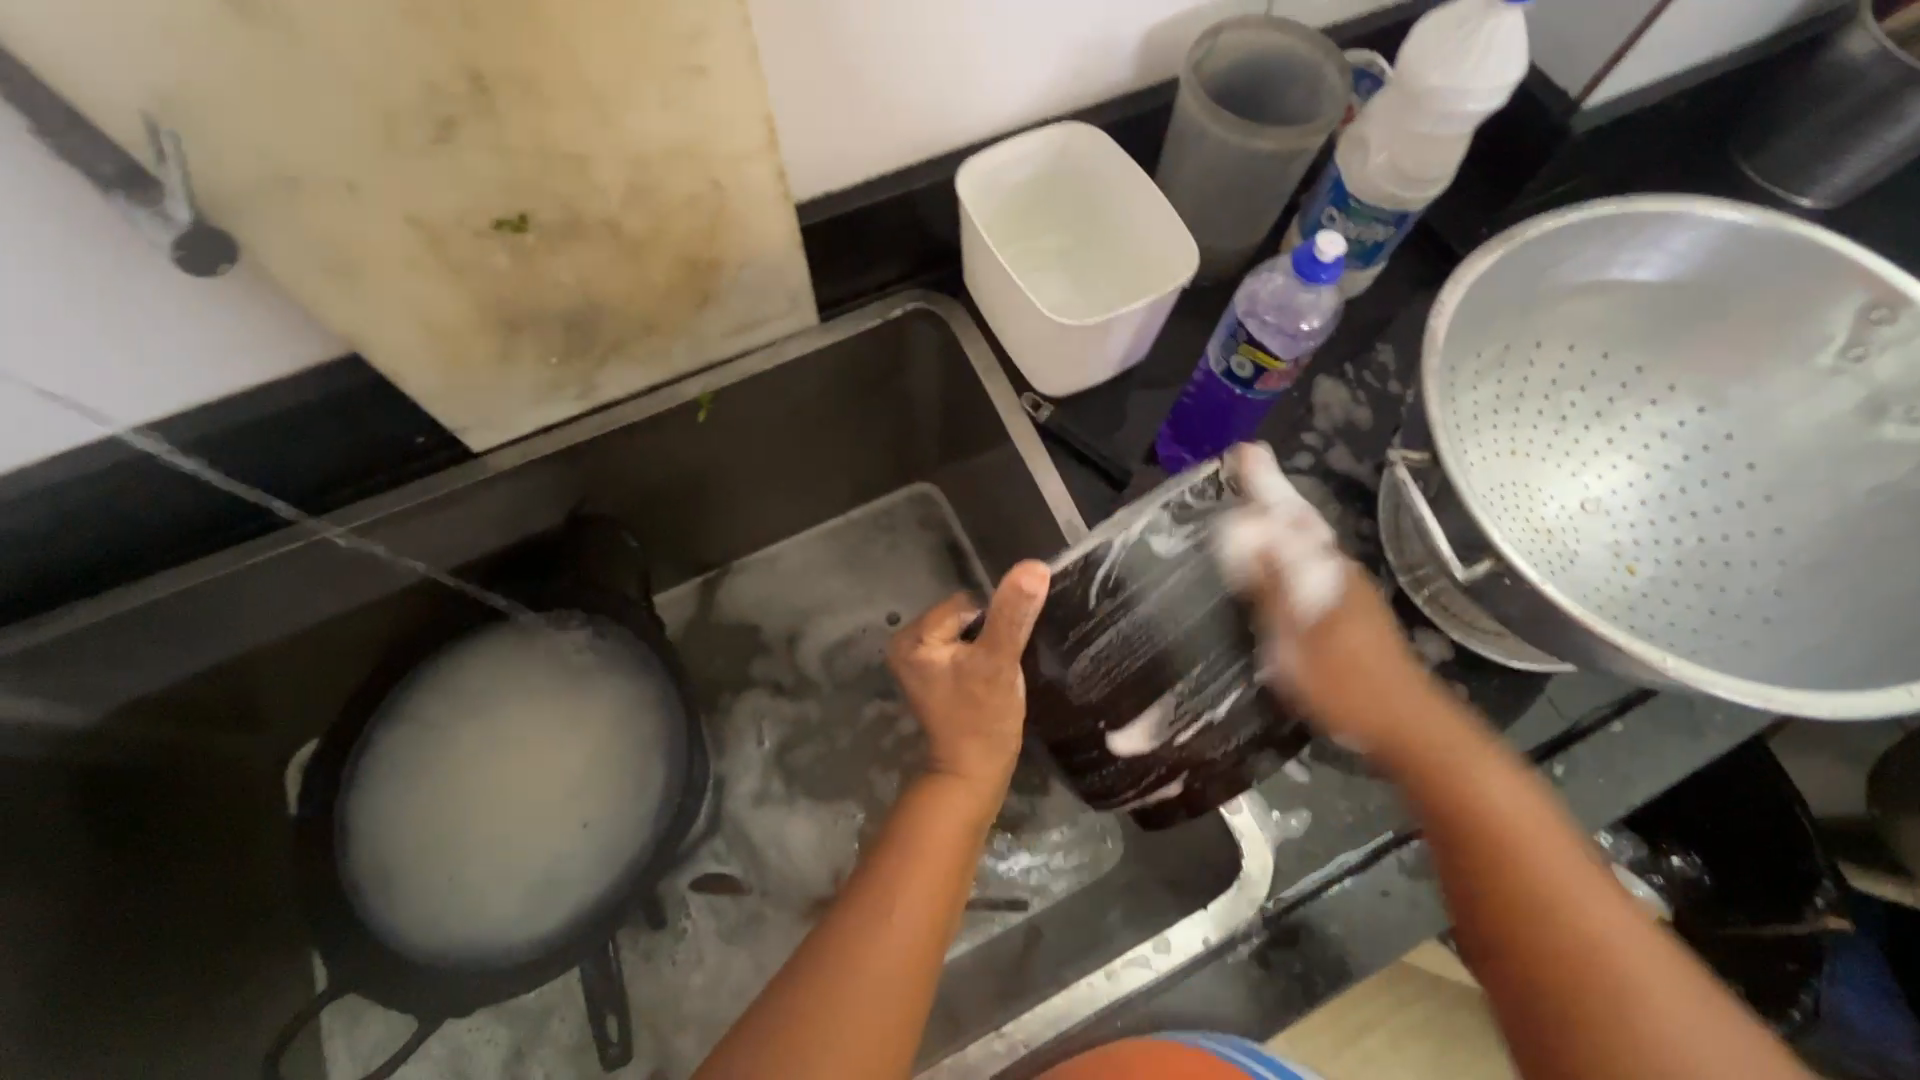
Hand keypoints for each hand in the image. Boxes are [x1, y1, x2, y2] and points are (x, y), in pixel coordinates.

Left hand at [887, 561, 1050, 799]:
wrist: (974, 775)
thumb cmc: (982, 719)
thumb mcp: (998, 662)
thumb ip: (1012, 614)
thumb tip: (1033, 567)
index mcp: (912, 637)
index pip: (967, 603)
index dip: (993, 626)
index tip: (998, 658)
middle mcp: (908, 644)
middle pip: (967, 615)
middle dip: (989, 636)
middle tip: (995, 670)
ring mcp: (920, 663)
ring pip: (969, 633)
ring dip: (988, 648)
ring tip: (994, 677)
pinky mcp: (936, 677)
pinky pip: (965, 650)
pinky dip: (982, 661)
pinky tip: (988, 683)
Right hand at [1211, 442, 1448, 756]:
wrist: (1410, 727)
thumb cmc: (1347, 687)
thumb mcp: (1296, 642)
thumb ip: (1270, 587)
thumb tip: (1245, 532)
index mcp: (1325, 572)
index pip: (1288, 515)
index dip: (1264, 484)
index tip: (1244, 451)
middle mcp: (1340, 572)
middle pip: (1298, 525)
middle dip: (1269, 497)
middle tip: (1241, 474)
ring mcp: (1349, 593)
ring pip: (1305, 548)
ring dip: (1277, 527)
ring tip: (1247, 514)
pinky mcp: (1351, 614)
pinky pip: (1309, 569)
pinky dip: (1286, 556)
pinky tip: (1272, 569)